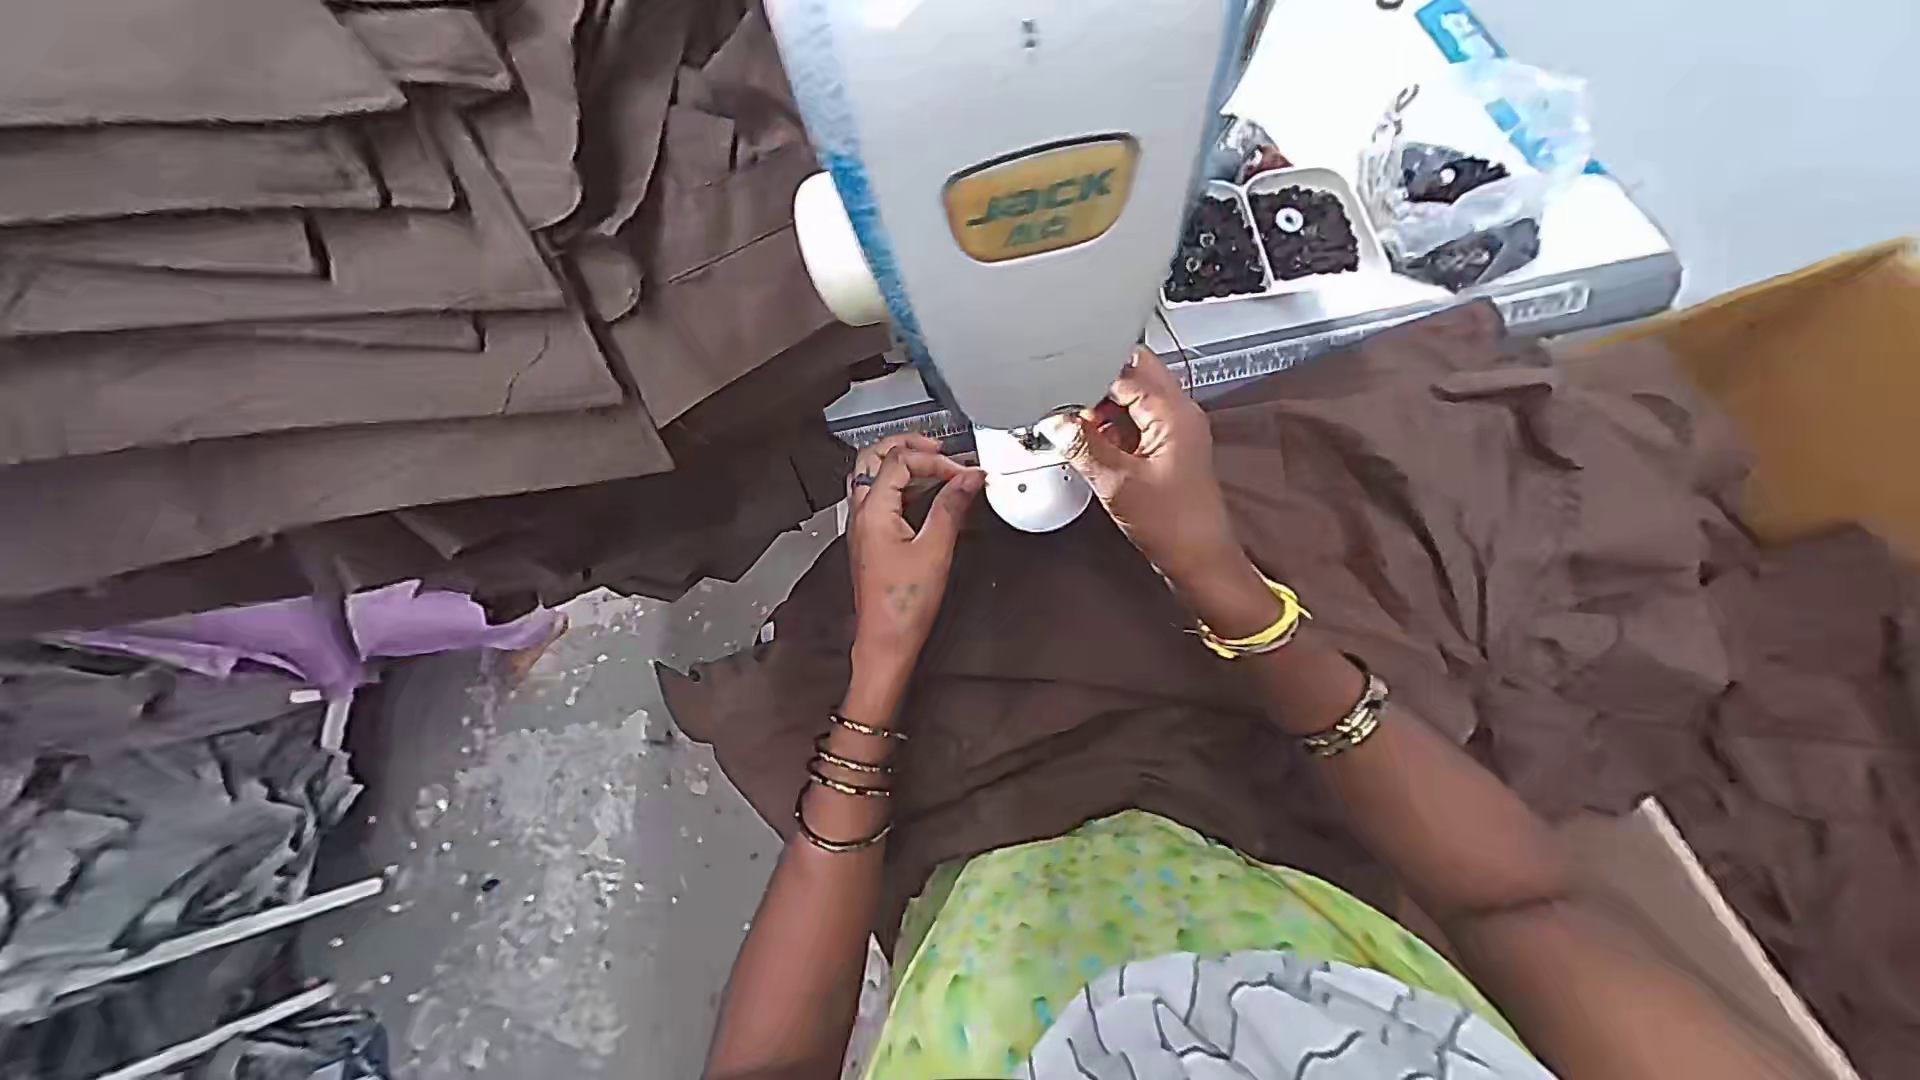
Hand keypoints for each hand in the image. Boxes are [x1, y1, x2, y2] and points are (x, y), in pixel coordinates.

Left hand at [846, 435, 984, 679]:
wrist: (885, 641)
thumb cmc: (902, 606)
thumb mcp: (935, 550)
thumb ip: (952, 507)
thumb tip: (968, 478)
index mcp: (872, 511)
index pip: (899, 460)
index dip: (934, 459)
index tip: (963, 473)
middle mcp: (861, 514)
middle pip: (874, 456)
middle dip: (907, 445)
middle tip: (938, 447)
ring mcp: (862, 526)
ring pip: (873, 475)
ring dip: (902, 462)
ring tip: (933, 464)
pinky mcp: (870, 539)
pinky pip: (878, 497)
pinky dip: (900, 484)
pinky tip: (923, 493)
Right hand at [1042, 347, 1276, 635]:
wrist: (1198, 558)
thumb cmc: (1174, 525)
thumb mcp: (1117, 483)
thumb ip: (1083, 445)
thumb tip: (1056, 422)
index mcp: (1174, 413)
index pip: (1128, 368)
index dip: (1091, 374)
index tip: (1061, 388)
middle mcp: (1178, 414)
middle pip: (1132, 377)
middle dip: (1096, 387)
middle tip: (1067, 406)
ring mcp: (1172, 431)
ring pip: (1130, 400)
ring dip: (1101, 410)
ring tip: (1077, 430)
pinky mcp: (1164, 450)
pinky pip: (1132, 424)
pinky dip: (1109, 430)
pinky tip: (1091, 447)